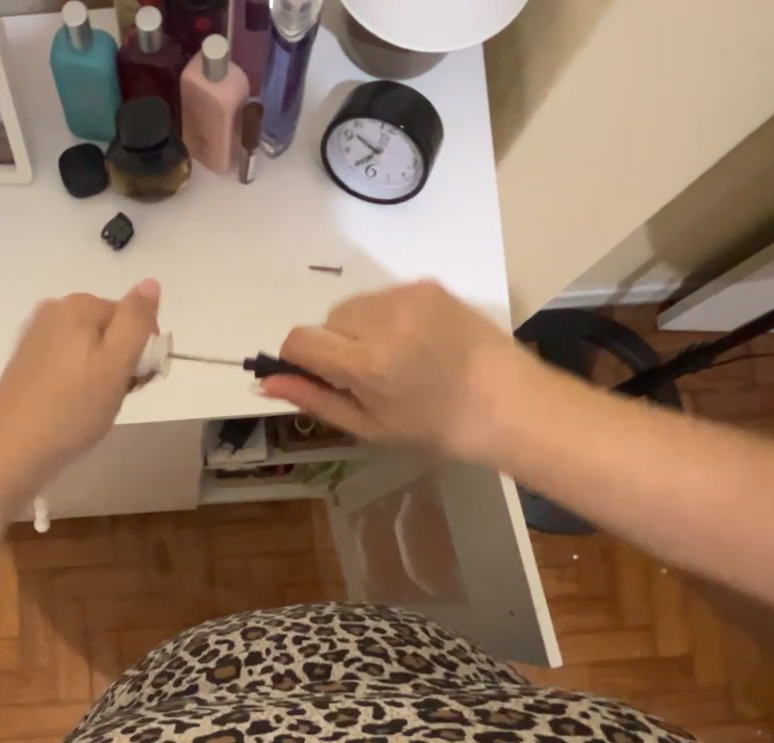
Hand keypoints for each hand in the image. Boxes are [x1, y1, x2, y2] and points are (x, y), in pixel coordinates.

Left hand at [0, 280, 161, 504]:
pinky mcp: (26, 364)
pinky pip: (68, 363)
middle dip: (122, 362)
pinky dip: (79, 382)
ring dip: (102, 375)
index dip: (143, 351)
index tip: (138, 383)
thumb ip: (137, 320)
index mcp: (77, 306)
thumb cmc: (72, 410)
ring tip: (94, 407)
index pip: (132, 317)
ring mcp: (35, 338)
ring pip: (90, 349)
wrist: (13, 451)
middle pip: (109, 330)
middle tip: (115, 398)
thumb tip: (151, 282)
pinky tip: (74, 408)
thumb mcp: (115, 364)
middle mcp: (52, 312)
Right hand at [261, 281, 552, 462]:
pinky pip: (382, 296)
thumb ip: (314, 398)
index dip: (297, 358)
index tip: (316, 376)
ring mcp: (408, 296)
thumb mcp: (367, 424)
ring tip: (392, 357)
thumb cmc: (434, 426)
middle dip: (333, 344)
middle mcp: (382, 318)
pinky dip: (384, 317)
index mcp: (366, 361)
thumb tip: (267, 383)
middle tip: (365, 374)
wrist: (506, 401)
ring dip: (357, 328)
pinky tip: (412, 341)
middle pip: (326, 320)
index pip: (300, 339)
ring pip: (352, 306)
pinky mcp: (427, 285)